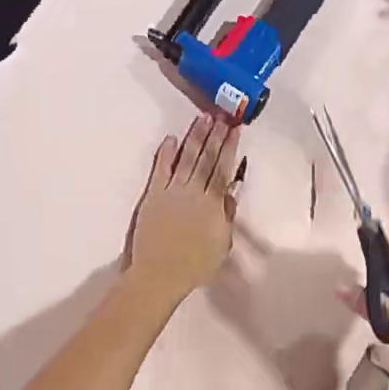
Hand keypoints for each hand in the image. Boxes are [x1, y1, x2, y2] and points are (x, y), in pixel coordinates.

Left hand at [126, 115, 239, 304]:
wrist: (160, 273)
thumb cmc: (195, 266)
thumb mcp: (222, 244)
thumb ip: (226, 216)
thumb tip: (231, 193)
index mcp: (213, 205)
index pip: (223, 169)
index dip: (229, 147)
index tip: (235, 129)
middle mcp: (194, 193)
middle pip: (206, 159)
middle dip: (214, 135)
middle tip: (221, 115)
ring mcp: (171, 192)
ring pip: (186, 159)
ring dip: (194, 137)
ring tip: (202, 118)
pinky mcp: (153, 196)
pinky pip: (160, 170)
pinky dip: (166, 153)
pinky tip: (171, 139)